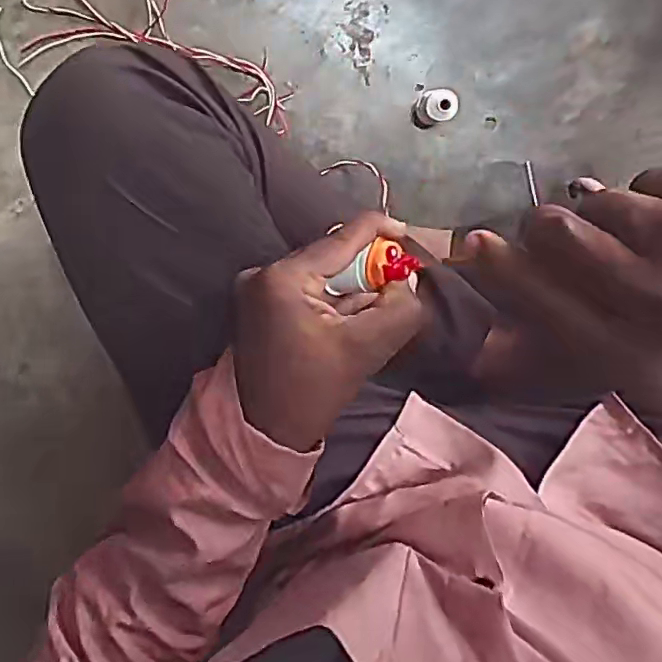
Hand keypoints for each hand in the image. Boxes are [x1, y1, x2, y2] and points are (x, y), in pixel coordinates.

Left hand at [234, 213, 429, 450]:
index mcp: (281, 277)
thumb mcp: (366, 348)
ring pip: (319, 274)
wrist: (264, 430)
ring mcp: (254, 289)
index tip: (406, 230)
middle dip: (366, 268)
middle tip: (398, 278)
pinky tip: (349, 317)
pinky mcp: (257, 305)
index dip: (377, 230)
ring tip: (376, 303)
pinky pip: (305, 289)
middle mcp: (261, 274)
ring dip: (350, 287)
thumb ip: (398, 308)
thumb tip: (407, 278)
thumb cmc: (313, 391)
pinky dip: (331, 298)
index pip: (339, 240)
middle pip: (329, 258)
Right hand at [461, 157, 661, 415]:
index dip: (497, 265)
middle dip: (552, 230)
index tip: (474, 244)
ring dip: (613, 213)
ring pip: (600, 198)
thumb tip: (487, 347)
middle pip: (554, 230)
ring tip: (659, 233)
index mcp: (647, 359)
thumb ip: (578, 358)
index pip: (533, 296)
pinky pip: (654, 178)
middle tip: (574, 235)